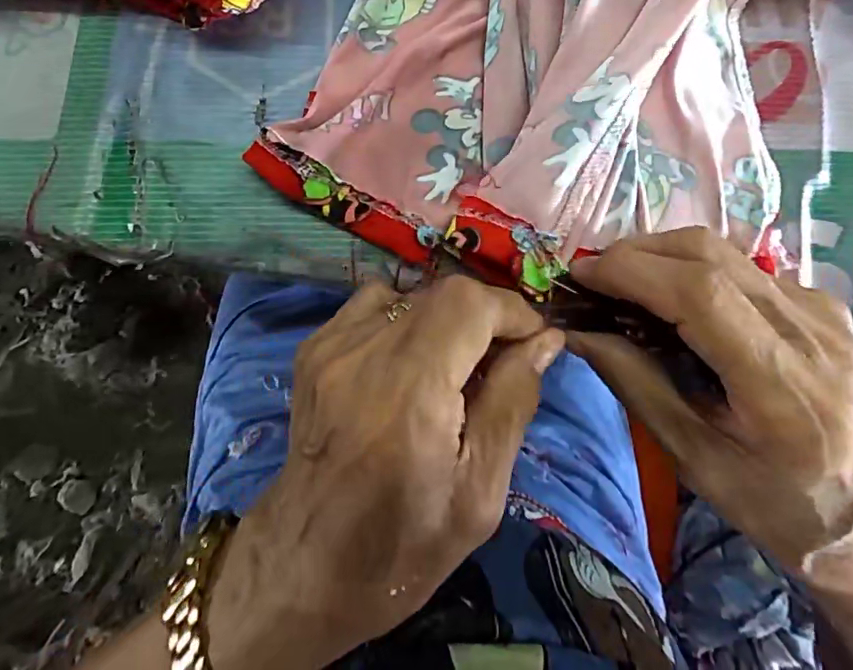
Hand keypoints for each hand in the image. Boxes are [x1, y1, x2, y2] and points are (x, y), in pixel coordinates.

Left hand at [205, 276, 563, 669]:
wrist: (307, 561)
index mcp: (411, 391)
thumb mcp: (480, 491)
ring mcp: (331, 345)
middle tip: (500, 361)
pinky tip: (405, 367)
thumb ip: (513, 402)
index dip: (512, 311)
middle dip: (484, 316)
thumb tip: (545, 341)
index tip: (534, 342)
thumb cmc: (403, 544)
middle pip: (441, 292)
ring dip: (443, 319)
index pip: (469, 303)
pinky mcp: (312, 349)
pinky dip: (402, 323)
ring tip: (451, 366)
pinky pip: (370, 308)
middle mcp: (365, 352)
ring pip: (407, 294)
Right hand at [566, 228, 852, 574]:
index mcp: (784, 388)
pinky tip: (671, 293)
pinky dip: (692, 266)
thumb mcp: (690, 456)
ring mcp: (825, 315)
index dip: (633, 271)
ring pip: (724, 250)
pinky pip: (743, 265)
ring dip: (660, 253)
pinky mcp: (824, 307)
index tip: (581, 275)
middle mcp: (814, 336)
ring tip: (623, 279)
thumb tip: (575, 329)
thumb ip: (632, 382)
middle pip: (709, 255)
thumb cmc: (772, 503)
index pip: (701, 294)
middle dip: (637, 253)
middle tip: (593, 275)